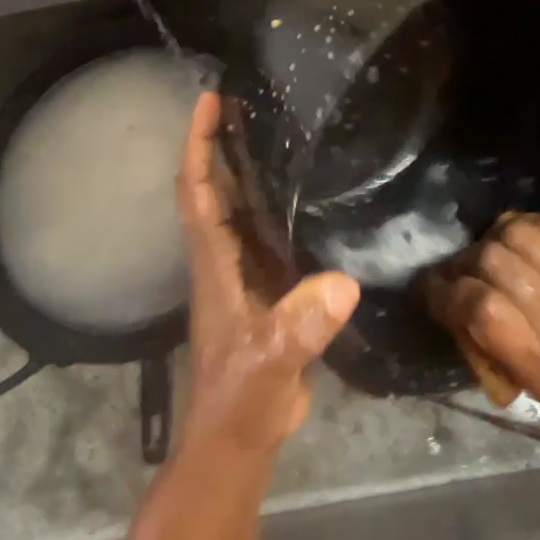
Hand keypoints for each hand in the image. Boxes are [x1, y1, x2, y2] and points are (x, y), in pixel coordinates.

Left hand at [176, 92, 359, 459]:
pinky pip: (261, 232)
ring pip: (233, 208)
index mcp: (214, 264)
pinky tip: (299, 192)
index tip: (208, 101)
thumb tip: (343, 283)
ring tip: (269, 129)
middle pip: (209, 189)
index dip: (198, 145)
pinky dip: (268, 204)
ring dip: (239, 168)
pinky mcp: (262, 289)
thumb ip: (300, 327)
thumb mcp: (272, 363)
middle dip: (215, 142)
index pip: (196, 192)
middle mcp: (221, 258)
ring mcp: (240, 273)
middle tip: (241, 100)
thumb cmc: (242, 398)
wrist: (236, 439)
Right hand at [426, 213, 539, 471]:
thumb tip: (466, 320)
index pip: (478, 307)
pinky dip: (518, 228)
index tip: (432, 299)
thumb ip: (503, 355)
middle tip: (455, 283)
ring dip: (486, 244)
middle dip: (460, 268)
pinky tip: (514, 243)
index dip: (445, 297)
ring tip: (483, 260)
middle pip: (487, 261)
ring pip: (511, 234)